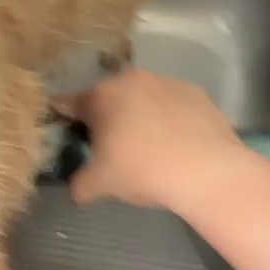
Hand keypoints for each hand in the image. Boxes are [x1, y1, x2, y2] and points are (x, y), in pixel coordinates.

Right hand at [55, 68, 250, 213]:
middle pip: (109, 97)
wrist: (206, 169)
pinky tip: (176, 144)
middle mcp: (131, 80)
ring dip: (139, 115)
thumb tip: (76, 189)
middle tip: (109, 145)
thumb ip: (81, 184)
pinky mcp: (196, 92)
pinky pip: (172, 105)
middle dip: (106, 116)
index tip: (64, 126)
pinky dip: (169, 119)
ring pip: (143, 98)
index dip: (64, 116)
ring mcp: (166, 82)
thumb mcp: (101, 184)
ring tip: (147, 146)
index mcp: (101, 97)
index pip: (70, 103)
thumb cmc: (141, 170)